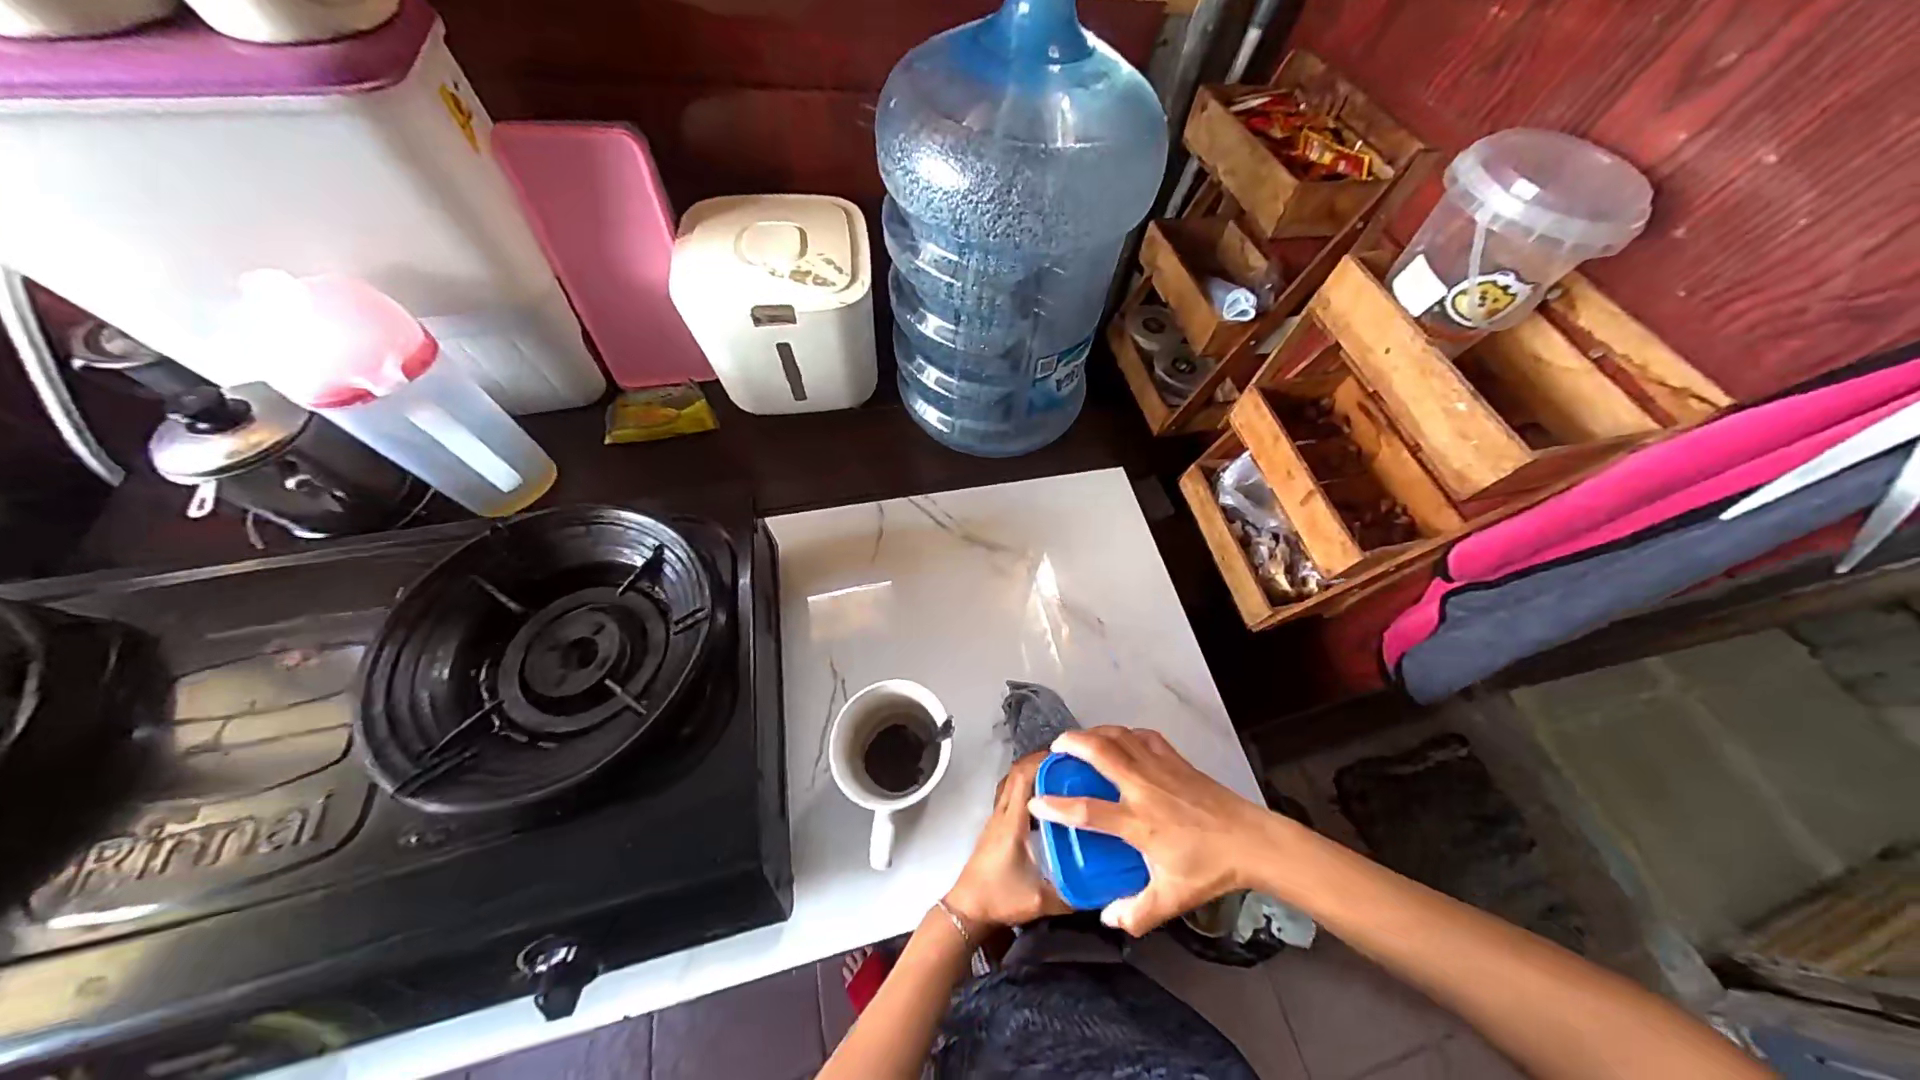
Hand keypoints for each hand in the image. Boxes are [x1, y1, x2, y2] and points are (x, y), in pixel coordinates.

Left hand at [944, 752, 1070, 931]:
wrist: (968, 909)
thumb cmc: (1000, 899)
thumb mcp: (1041, 901)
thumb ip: (1074, 894)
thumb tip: (1106, 886)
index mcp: (1012, 823)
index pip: (1024, 778)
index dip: (1043, 761)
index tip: (1069, 757)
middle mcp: (1002, 814)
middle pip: (1017, 773)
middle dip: (1041, 761)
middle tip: (1070, 763)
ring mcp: (996, 818)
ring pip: (1011, 782)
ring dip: (1032, 773)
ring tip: (1060, 776)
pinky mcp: (995, 826)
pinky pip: (1010, 795)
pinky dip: (1026, 788)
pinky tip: (1046, 800)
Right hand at [1028, 726, 1285, 935]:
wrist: (1252, 842)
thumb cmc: (1209, 869)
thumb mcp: (1171, 899)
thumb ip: (1137, 912)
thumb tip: (1108, 918)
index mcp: (1138, 823)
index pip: (1087, 811)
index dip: (1056, 807)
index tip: (1036, 802)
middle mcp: (1143, 788)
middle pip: (1100, 752)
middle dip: (1072, 743)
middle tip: (1056, 747)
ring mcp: (1160, 769)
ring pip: (1120, 737)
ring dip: (1096, 732)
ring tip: (1082, 739)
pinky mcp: (1176, 760)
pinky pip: (1144, 737)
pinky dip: (1127, 734)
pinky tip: (1122, 740)